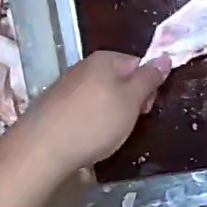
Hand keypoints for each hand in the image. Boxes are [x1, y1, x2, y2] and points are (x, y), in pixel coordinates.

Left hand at [3, 51, 168, 177]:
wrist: (41, 150)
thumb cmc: (95, 122)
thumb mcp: (132, 100)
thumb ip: (150, 77)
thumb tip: (165, 57)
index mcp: (105, 59)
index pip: (140, 64)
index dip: (148, 86)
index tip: (145, 109)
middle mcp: (84, 66)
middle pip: (121, 79)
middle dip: (130, 101)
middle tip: (129, 122)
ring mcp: (66, 86)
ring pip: (102, 96)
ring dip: (111, 113)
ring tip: (108, 134)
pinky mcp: (54, 106)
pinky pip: (84, 108)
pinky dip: (91, 121)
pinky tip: (88, 137)